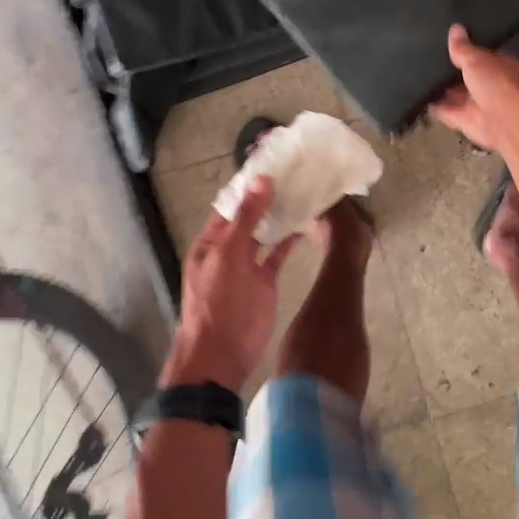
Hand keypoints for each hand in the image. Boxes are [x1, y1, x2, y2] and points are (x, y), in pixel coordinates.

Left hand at [163, 178, 297, 390]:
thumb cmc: (218, 302)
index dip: (250, 185)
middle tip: (298, 173)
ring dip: (281, 216)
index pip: (231, 204)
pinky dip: (290, 240)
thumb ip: (247, 217)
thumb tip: (262, 179)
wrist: (221, 355)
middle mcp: (228, 249)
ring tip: (305, 191)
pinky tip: (307, 223)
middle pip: (250, 216)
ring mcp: (247, 266)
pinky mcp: (265, 282)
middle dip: (269, 197)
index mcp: (211, 240)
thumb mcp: (228, 254)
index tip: (275, 163)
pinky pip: (277, 254)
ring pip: (265, 234)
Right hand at [428, 25, 518, 153]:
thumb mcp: (477, 59)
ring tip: (417, 73)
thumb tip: (455, 28)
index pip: (480, 53)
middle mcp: (488, 83)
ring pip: (454, 92)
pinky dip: (433, 106)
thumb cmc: (498, 84)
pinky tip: (419, 97)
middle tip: (425, 56)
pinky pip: (445, 110)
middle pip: (465, 74)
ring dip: (440, 87)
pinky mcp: (464, 120)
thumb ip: (462, 47)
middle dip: (449, 68)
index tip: (445, 39)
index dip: (465, 47)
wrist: (506, 124)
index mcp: (498, 65)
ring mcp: (476, 103)